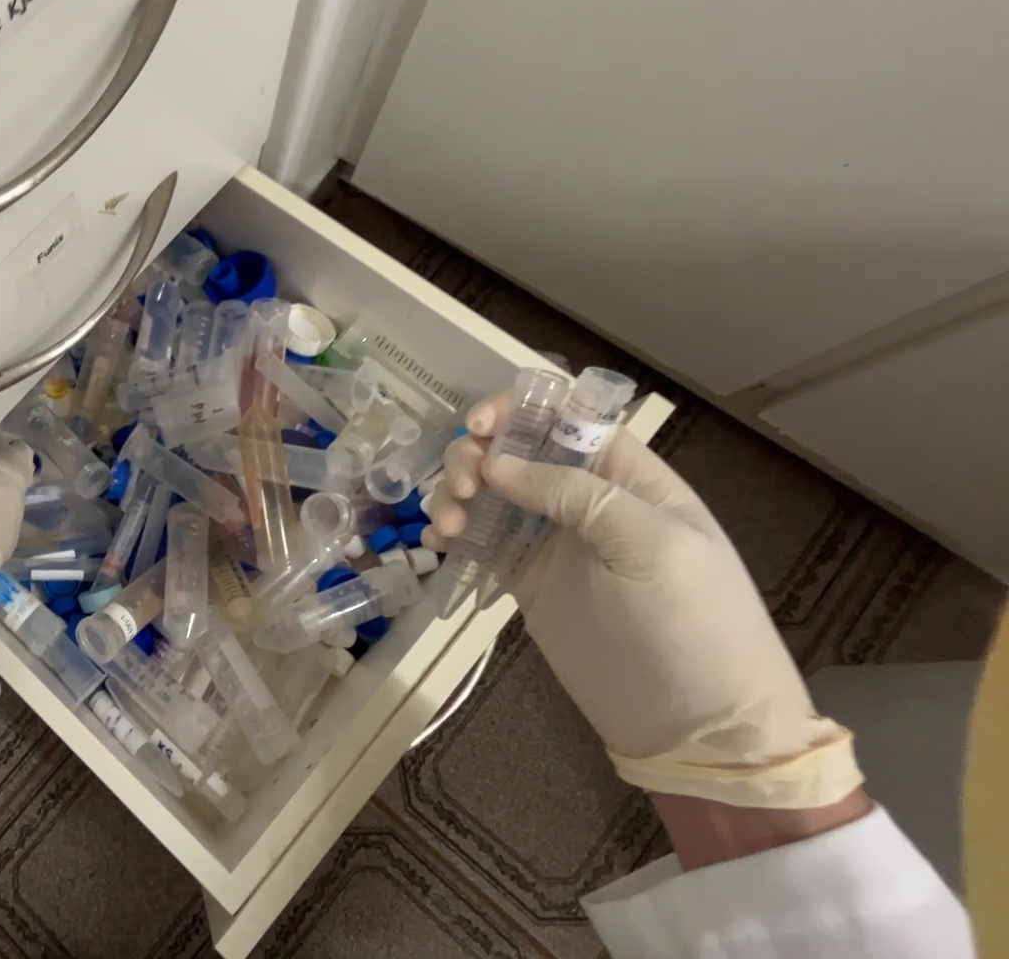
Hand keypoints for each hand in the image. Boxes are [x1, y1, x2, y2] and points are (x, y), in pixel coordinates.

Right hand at [422, 391, 861, 810]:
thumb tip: (497, 465)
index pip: (569, 417)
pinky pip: (475, 537)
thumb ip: (576, 493)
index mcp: (626, 479)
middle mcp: (581, 498)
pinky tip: (439, 542)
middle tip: (463, 489)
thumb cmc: (691, 624)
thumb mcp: (651, 546)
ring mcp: (547, 538)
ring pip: (486, 490)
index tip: (480, 427)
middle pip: (514, 450)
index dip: (520, 409)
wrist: (692, 724)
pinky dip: (449, 530)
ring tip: (449, 523)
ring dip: (455, 493)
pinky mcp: (520, 574)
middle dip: (477, 456)